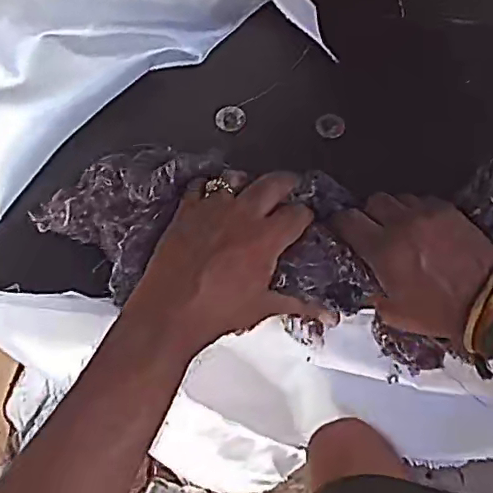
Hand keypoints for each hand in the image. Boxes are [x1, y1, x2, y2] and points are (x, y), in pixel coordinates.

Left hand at [120, 171, 320, 356]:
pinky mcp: (186, 211)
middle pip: (273, 183)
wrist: (170, 311)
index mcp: (266, 238)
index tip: (304, 220)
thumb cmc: (215, 311)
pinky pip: (199, 186)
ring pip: (236, 179)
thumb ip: (297, 304)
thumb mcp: (262, 307)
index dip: (305, 215)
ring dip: (246, 182)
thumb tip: (323, 313)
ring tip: (250, 190)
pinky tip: (210, 197)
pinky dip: (208, 188)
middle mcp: (242, 216)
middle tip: (290, 187)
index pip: (298, 214)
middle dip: (286, 183)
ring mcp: (212, 209)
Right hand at [331, 194, 492, 339]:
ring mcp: (426, 214)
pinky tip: (421, 227)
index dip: (339, 224)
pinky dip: (416, 211)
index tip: (340, 229)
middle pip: (371, 202)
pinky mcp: (448, 211)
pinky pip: (422, 200)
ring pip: (397, 198)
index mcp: (383, 251)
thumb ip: (371, 292)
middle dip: (367, 214)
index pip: (347, 220)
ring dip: (392, 211)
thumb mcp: (394, 313)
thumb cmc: (438, 312)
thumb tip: (364, 281)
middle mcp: (401, 225)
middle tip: (371, 229)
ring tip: (397, 227)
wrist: (486, 302)